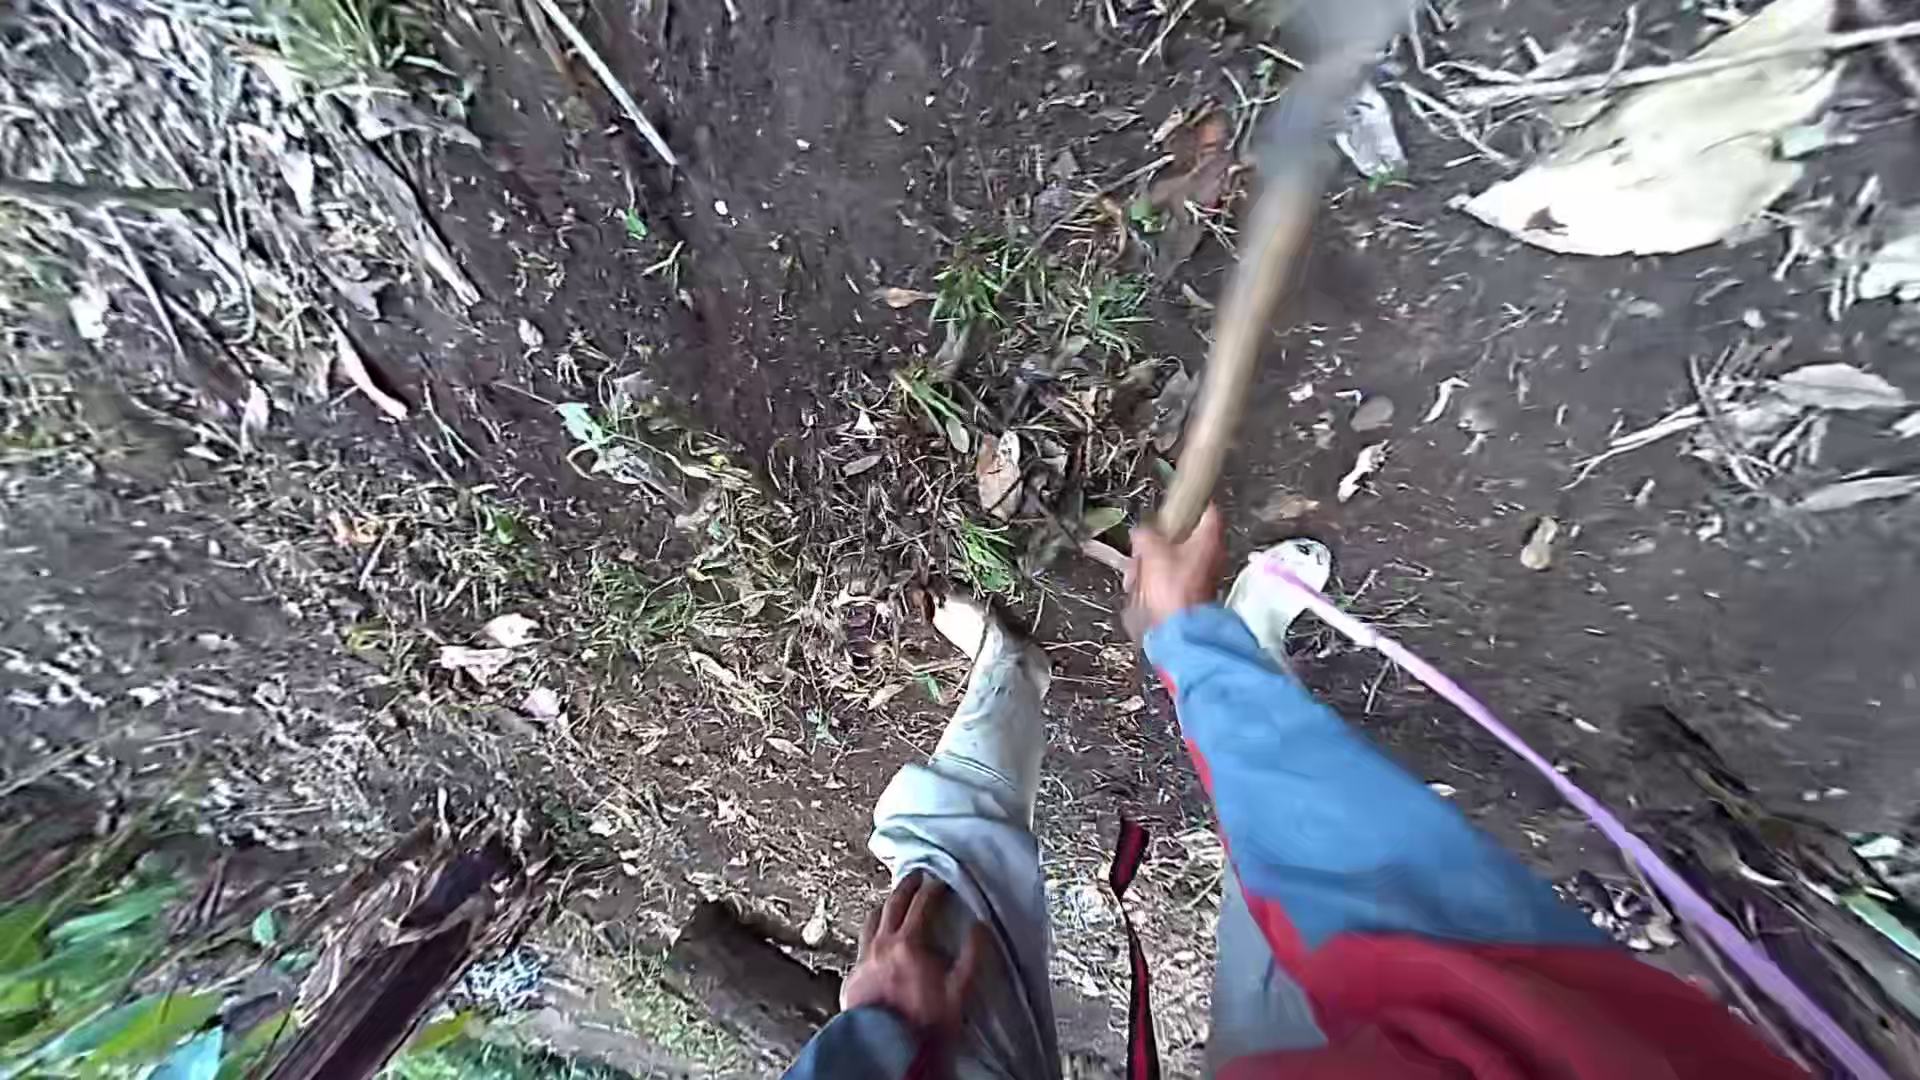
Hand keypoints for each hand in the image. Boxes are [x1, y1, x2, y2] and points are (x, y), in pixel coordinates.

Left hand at [840, 872, 986, 1037]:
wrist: (884, 1054)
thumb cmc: (923, 1026)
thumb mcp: (958, 994)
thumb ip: (973, 957)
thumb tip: (982, 927)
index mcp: (908, 942)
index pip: (922, 903)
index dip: (934, 889)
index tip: (942, 883)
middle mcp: (883, 943)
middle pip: (894, 902)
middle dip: (907, 885)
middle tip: (917, 876)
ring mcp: (865, 959)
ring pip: (873, 919)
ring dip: (885, 906)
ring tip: (893, 902)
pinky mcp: (852, 978)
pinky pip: (861, 945)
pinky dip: (871, 934)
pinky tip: (876, 940)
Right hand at [1125, 504, 1226, 637]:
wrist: (1177, 631)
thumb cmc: (1173, 590)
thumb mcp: (1152, 552)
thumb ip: (1145, 535)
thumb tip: (1141, 532)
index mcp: (1208, 539)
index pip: (1207, 510)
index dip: (1189, 503)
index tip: (1173, 502)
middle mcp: (1210, 555)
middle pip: (1183, 536)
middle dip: (1158, 540)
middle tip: (1143, 545)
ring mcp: (1201, 575)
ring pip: (1173, 557)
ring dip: (1151, 561)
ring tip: (1137, 573)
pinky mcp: (1189, 592)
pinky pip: (1169, 576)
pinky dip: (1154, 578)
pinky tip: (1140, 586)